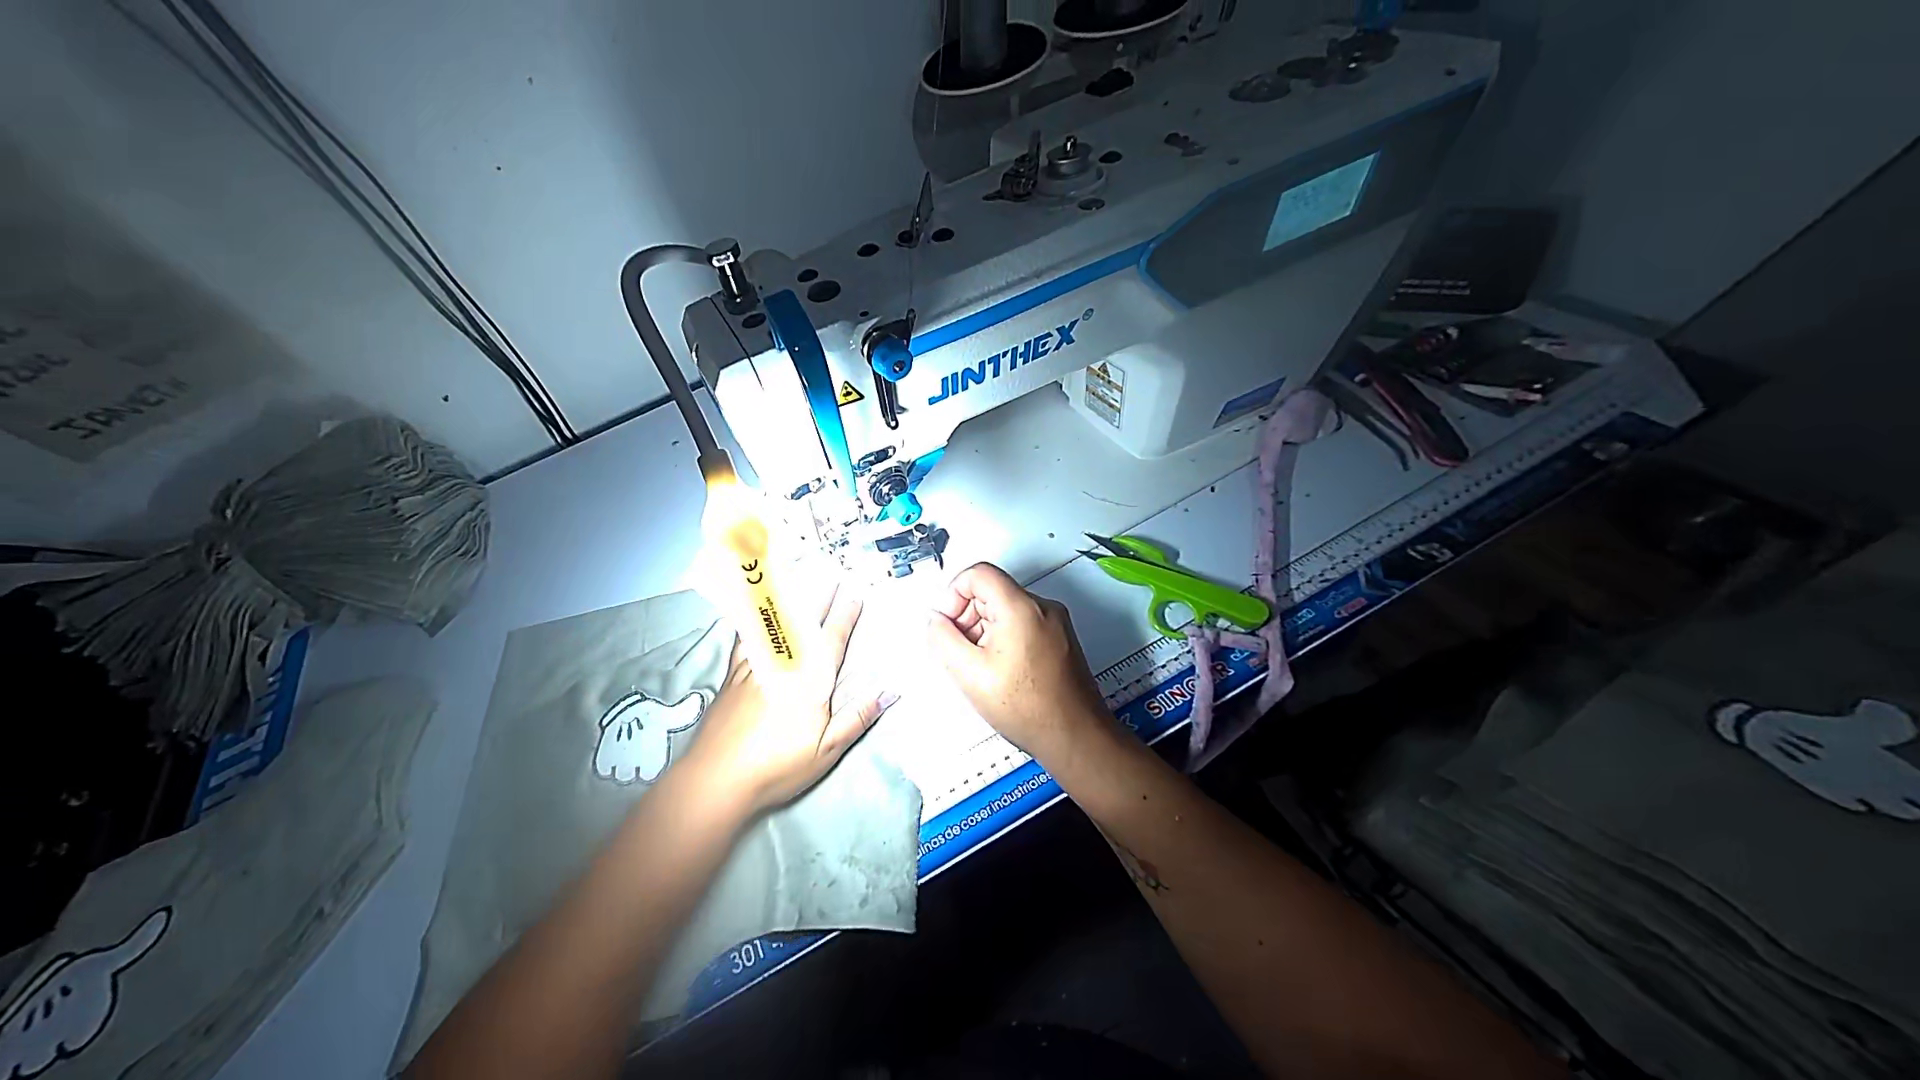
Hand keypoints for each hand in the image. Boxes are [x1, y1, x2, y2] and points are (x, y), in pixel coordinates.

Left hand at [682, 586, 893, 813]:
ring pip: (773, 627)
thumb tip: (888, 692)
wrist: (715, 779)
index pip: (831, 642)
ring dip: (786, 603)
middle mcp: (782, 668)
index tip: (854, 598)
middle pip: (802, 626)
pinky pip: (744, 642)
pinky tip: (750, 617)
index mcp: (809, 683)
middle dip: (817, 599)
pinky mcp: (730, 679)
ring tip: (794, 583)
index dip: (844, 619)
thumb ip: (856, 718)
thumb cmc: (777, 767)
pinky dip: (750, 624)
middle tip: (828, 577)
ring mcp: (753, 670)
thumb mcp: (826, 750)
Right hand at [926, 562, 1109, 760]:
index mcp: (1022, 608)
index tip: (948, 621)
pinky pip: (1022, 624)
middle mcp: (1043, 608)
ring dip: (984, 630)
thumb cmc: (1033, 710)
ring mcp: (1055, 623)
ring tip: (982, 667)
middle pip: (992, 590)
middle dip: (967, 615)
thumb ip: (942, 639)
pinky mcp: (1059, 638)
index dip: (954, 594)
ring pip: (1006, 608)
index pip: (978, 573)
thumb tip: (936, 621)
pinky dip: (1004, 640)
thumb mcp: (969, 674)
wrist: (1075, 737)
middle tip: (961, 649)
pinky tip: (1000, 671)